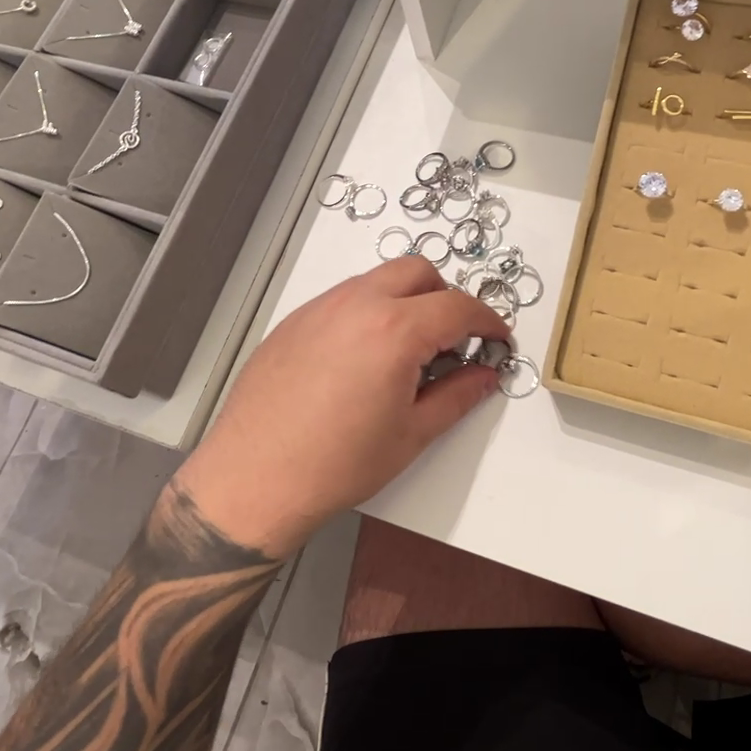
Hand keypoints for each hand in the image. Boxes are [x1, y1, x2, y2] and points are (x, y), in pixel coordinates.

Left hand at [175, 256, 512, 556]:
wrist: (254, 478)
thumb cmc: (336, 464)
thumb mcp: (411, 434)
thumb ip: (457, 396)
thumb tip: (484, 375)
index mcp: (393, 330)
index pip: (457, 307)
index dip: (487, 321)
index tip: (497, 340)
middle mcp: (356, 304)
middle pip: (418, 271)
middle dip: (445, 296)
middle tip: (452, 341)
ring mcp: (319, 308)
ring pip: (377, 280)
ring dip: (404, 300)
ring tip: (406, 352)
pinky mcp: (294, 321)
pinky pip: (343, 298)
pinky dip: (367, 311)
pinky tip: (363, 359)